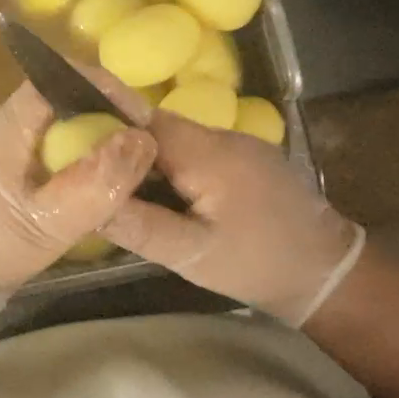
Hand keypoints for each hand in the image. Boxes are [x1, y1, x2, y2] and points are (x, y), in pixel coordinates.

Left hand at [0, 83, 156, 315]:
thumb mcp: (50, 224)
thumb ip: (94, 184)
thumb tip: (142, 140)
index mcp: (6, 127)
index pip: (60, 78)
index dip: (105, 88)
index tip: (141, 118)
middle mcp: (4, 122)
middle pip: (65, 94)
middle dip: (109, 109)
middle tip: (145, 140)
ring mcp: (7, 139)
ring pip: (63, 116)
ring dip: (100, 129)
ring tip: (133, 154)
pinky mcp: (13, 159)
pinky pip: (56, 137)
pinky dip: (84, 146)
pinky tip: (105, 170)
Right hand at [101, 109, 363, 325]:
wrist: (329, 274)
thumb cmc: (256, 264)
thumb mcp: (190, 254)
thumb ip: (137, 225)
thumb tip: (84, 202)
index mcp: (209, 154)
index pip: (143, 123)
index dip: (105, 128)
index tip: (70, 142)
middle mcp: (224, 137)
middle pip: (156, 127)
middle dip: (119, 143)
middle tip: (82, 169)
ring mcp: (239, 145)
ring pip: (175, 138)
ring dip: (144, 156)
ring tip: (113, 184)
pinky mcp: (246, 159)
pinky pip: (194, 150)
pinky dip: (169, 165)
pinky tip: (157, 193)